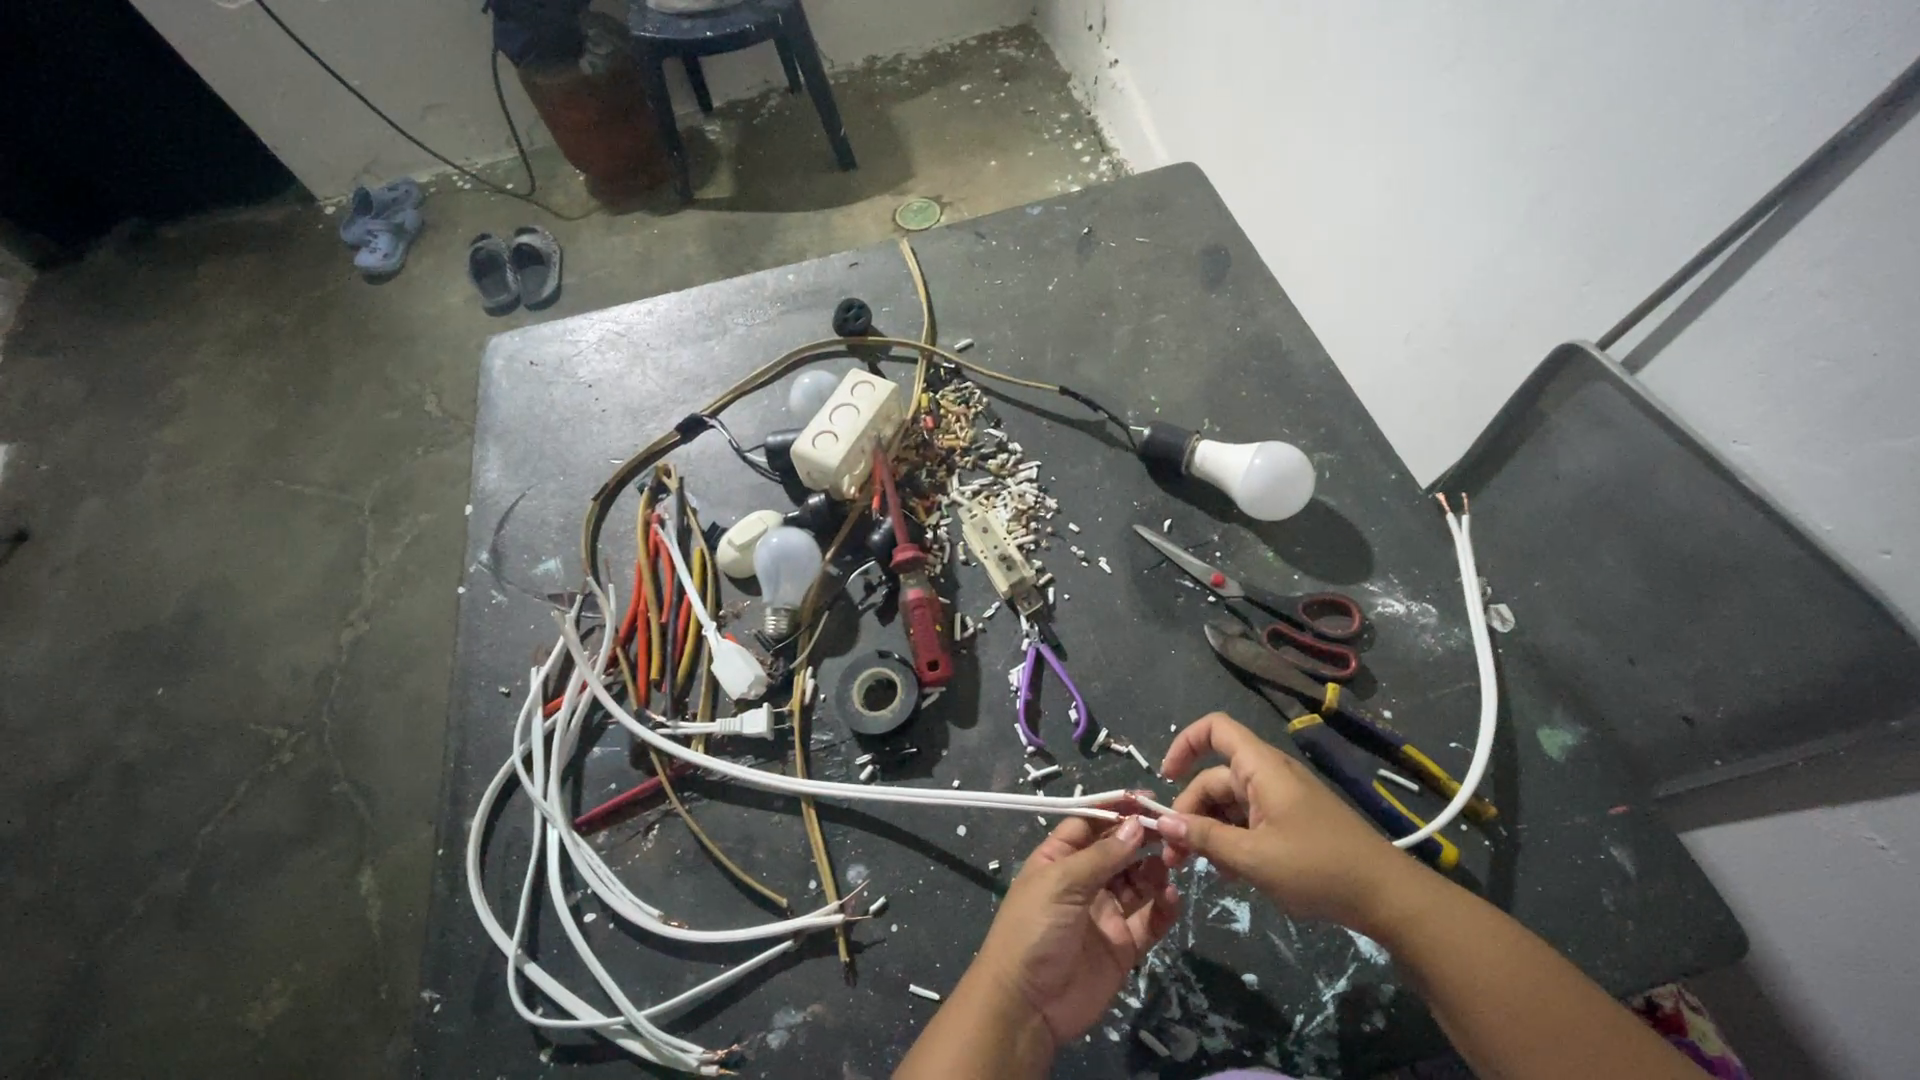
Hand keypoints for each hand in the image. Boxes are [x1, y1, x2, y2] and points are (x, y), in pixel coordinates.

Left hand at [969, 816, 1180, 1049]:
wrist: (1027, 1005)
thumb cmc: (1034, 930)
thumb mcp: (1061, 883)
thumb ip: (1102, 855)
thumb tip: (1136, 824)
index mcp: (1058, 859)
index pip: (1090, 823)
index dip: (1117, 809)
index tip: (1148, 799)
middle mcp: (1083, 881)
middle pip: (1119, 850)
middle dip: (1143, 839)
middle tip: (1172, 832)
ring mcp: (1104, 913)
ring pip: (1138, 882)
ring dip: (1155, 870)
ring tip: (1171, 864)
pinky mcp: (1123, 945)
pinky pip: (1149, 920)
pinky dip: (1163, 907)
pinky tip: (1170, 898)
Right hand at [1156, 712, 1423, 932]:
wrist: (1387, 897)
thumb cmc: (1317, 868)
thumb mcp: (1252, 858)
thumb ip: (1204, 837)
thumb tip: (1161, 821)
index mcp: (1261, 768)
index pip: (1214, 729)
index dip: (1184, 744)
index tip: (1164, 779)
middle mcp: (1269, 775)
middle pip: (1214, 778)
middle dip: (1189, 812)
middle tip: (1175, 856)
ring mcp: (1283, 799)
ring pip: (1230, 804)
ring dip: (1210, 832)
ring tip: (1203, 870)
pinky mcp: (1293, 823)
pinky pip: (1250, 821)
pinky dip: (1233, 841)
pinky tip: (1231, 875)